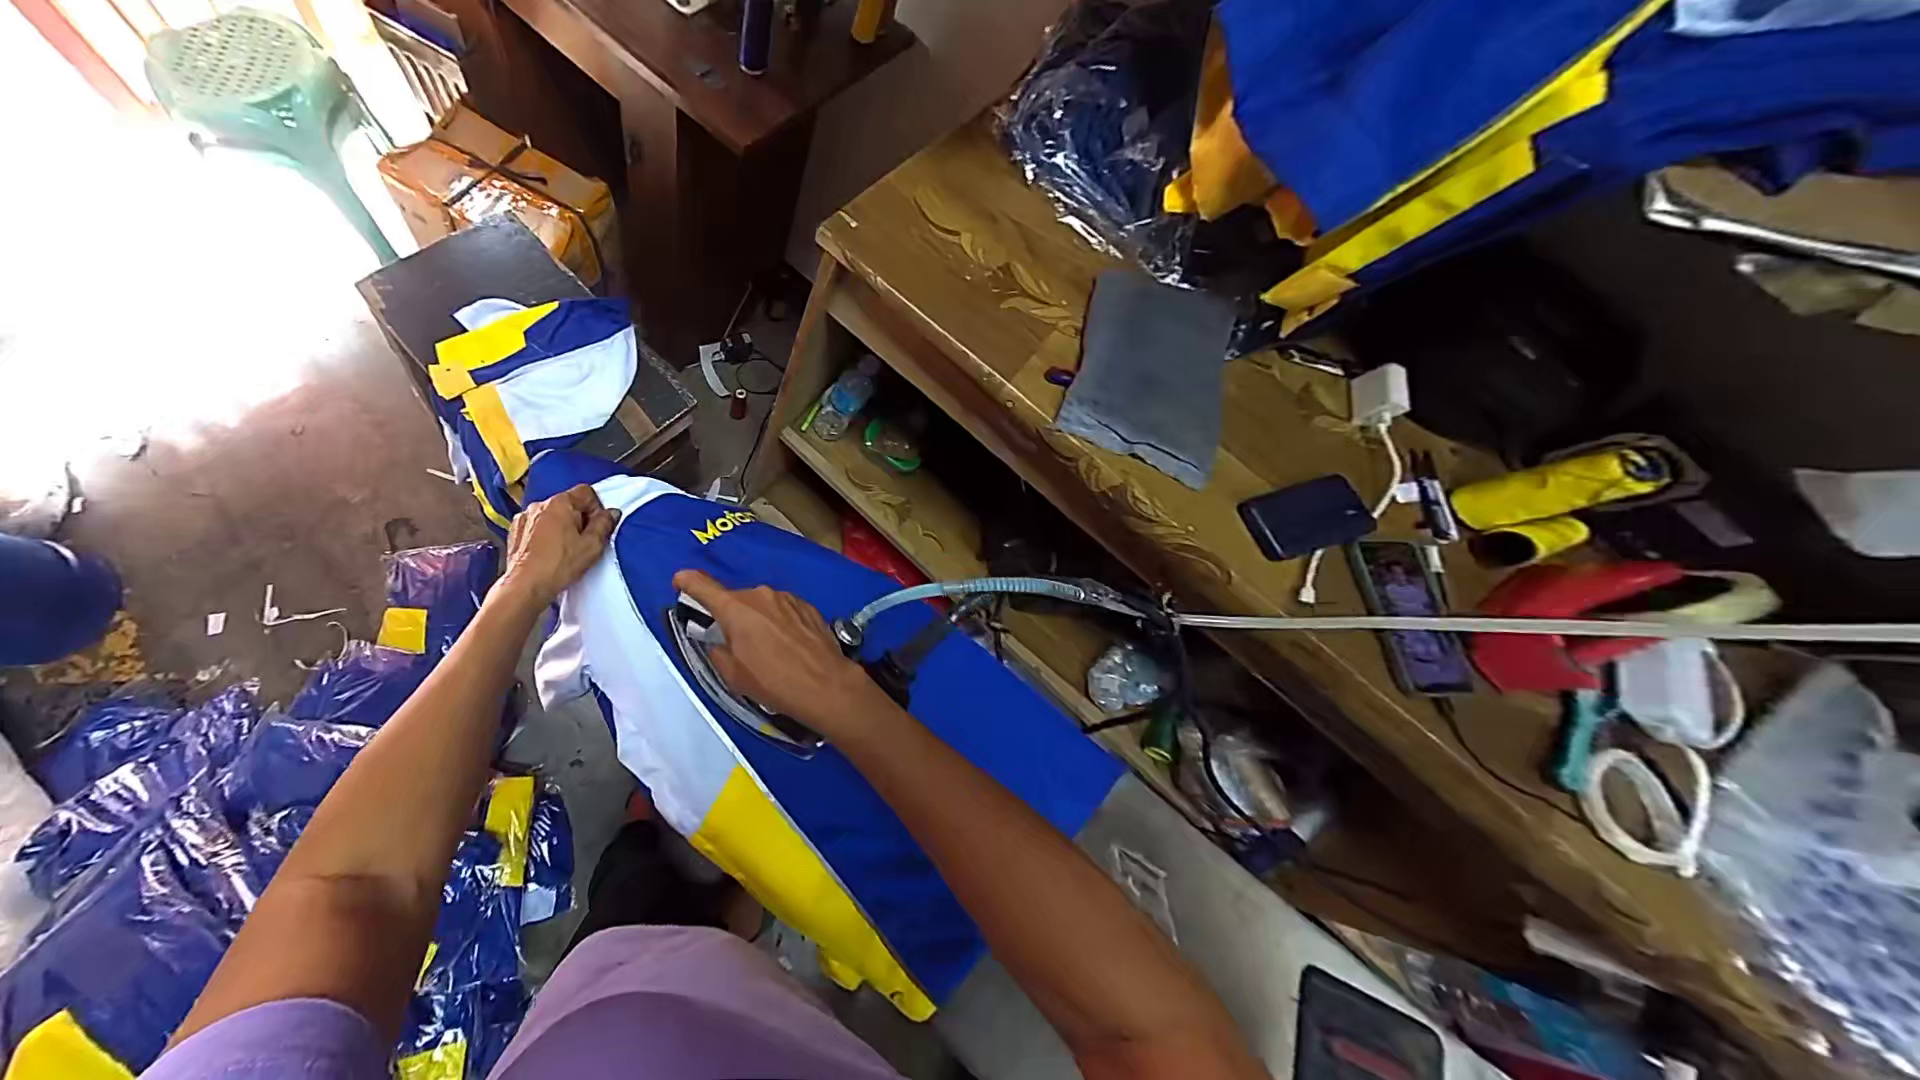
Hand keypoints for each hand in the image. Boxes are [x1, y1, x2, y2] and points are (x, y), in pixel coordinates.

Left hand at [499, 485, 617, 606]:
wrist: (526, 585)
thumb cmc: (558, 565)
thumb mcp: (593, 545)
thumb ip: (605, 524)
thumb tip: (610, 514)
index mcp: (560, 503)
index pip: (586, 492)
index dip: (597, 508)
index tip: (599, 525)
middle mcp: (539, 505)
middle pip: (569, 503)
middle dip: (580, 518)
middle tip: (585, 540)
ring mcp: (525, 518)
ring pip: (552, 515)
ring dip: (562, 526)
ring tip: (567, 549)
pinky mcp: (516, 532)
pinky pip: (538, 526)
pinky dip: (546, 534)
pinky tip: (552, 551)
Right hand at [672, 570, 883, 740]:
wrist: (825, 683)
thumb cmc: (774, 681)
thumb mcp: (733, 674)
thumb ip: (717, 650)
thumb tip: (719, 640)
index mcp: (736, 608)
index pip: (702, 585)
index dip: (687, 582)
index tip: (680, 582)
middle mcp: (761, 594)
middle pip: (736, 600)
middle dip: (732, 617)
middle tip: (738, 645)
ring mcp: (788, 598)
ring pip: (762, 604)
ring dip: (759, 619)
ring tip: (769, 649)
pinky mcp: (808, 605)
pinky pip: (784, 609)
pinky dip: (780, 622)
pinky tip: (789, 644)